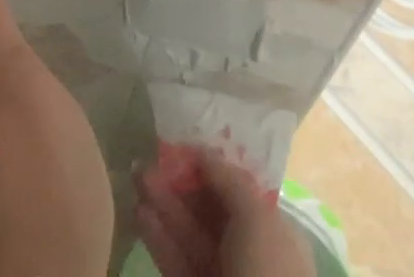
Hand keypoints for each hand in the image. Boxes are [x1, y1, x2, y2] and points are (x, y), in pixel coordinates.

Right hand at [136, 150, 315, 276]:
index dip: (212, 170)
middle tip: (151, 158)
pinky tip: (138, 211)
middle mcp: (248, 253)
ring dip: (163, 204)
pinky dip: (157, 237)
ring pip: (188, 234)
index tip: (183, 148)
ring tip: (137, 175)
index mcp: (275, 234)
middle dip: (181, 184)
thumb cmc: (267, 271)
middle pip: (209, 211)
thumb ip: (230, 182)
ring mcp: (220, 275)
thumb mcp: (257, 219)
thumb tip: (204, 152)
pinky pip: (175, 260)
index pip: (240, 194)